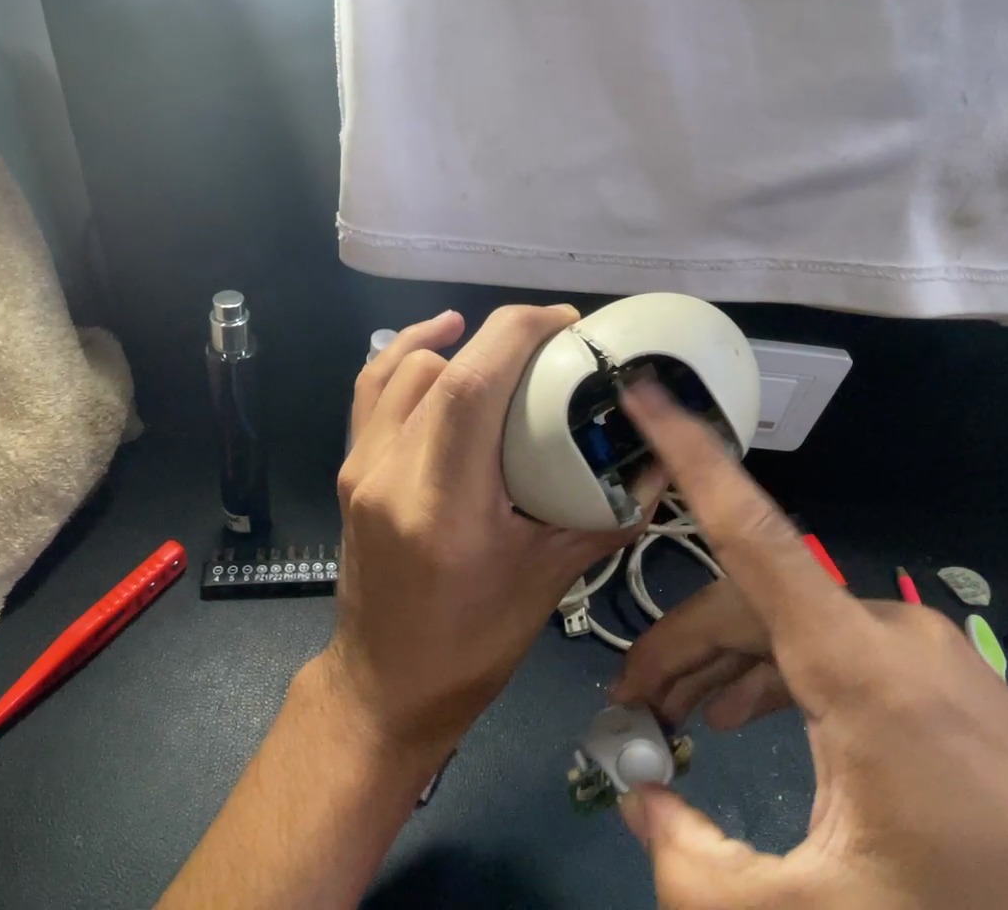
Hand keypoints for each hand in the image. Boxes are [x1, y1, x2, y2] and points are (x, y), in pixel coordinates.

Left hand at [319, 306, 650, 756]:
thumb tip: (657, 466)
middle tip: (553, 348)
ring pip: (403, 371)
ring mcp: (361, 468)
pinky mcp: (351, 470)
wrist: (385, 683)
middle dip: (501, 338)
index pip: (470, 387)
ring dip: (459, 349)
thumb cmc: (470, 645)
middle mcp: (390, 474)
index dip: (516, 334)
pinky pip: (373, 390)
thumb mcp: (547, 582)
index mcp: (443, 506)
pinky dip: (408, 357)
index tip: (564, 324)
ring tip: (507, 354)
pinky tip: (442, 343)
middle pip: (439, 370)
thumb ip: (603, 516)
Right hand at [607, 382, 1007, 908]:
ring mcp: (921, 651)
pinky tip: (746, 719)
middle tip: (629, 708)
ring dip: (723, 664)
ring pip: (788, 626)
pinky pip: (832, 651)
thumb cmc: (976, 909)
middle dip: (677, 647)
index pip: (750, 529)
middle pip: (747, 600)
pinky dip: (774, 675)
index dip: (689, 454)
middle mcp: (886, 632)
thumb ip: (696, 865)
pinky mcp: (943, 678)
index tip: (648, 393)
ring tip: (677, 720)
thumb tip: (638, 802)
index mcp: (856, 665)